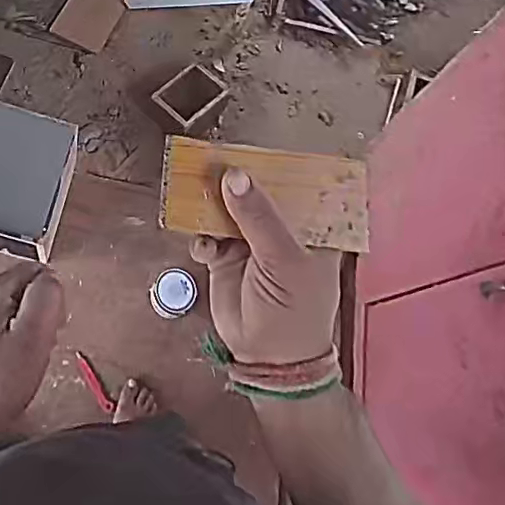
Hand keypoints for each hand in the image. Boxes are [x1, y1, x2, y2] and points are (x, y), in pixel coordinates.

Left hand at [0, 264, 66, 443]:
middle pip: (28, 287)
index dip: (52, 295)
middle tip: (43, 342)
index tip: (53, 324)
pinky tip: (21, 362)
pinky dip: (23, 339)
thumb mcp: (31, 338)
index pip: (35, 270)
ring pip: (23, 307)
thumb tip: (52, 279)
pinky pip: (13, 325)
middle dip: (44, 311)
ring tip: (31, 355)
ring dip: (35, 328)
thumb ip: (44, 300)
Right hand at [189, 167, 338, 363]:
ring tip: (196, 193)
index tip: (249, 147)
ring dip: (210, 204)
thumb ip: (258, 217)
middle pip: (253, 194)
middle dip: (233, 182)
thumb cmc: (295, 309)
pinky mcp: (224, 258)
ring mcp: (249, 243)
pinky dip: (200, 236)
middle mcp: (279, 230)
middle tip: (210, 161)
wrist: (268, 357)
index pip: (293, 185)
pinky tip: (204, 247)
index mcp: (308, 226)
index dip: (272, 166)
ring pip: (225, 211)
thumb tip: (235, 176)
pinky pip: (206, 236)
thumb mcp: (283, 259)